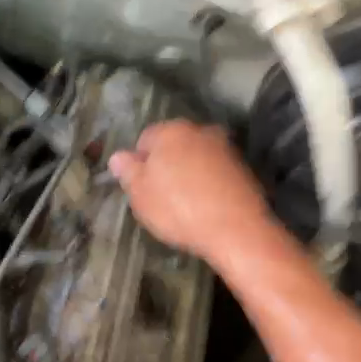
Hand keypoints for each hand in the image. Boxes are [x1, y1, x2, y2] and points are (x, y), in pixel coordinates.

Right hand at [110, 121, 280, 262]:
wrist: (236, 230)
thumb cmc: (178, 208)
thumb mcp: (140, 193)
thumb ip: (127, 170)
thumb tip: (118, 156)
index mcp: (170, 131)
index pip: (144, 139)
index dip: (139, 164)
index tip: (141, 188)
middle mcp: (199, 131)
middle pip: (172, 146)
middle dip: (165, 165)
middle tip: (160, 197)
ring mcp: (224, 149)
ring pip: (195, 158)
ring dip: (188, 174)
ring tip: (185, 205)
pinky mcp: (243, 169)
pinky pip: (215, 173)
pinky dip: (208, 184)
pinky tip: (206, 207)